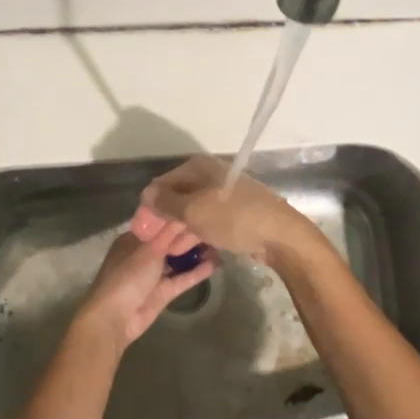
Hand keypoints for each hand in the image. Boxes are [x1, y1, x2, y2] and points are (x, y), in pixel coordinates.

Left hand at [73, 218, 216, 352]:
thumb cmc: (127, 276)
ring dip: (195, 253)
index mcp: (132, 240)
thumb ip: (169, 232)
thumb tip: (185, 211)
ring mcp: (154, 275)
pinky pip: (183, 278)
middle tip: (212, 223)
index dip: (175, 215)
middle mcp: (143, 255)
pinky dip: (197, 271)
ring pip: (178, 260)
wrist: (115, 318)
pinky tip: (215, 263)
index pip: (156, 224)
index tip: (195, 206)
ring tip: (218, 242)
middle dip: (188, 234)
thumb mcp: (149, 250)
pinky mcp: (164, 292)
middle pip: (169, 241)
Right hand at [138, 156, 322, 264]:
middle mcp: (212, 177)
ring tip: (162, 251)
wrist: (280, 235)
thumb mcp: (194, 210)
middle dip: (163, 219)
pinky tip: (182, 251)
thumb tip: (146, 194)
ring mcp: (225, 196)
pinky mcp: (235, 215)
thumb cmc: (234, 218)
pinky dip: (194, 233)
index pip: (165, 182)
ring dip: (177, 229)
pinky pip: (207, 222)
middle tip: (149, 241)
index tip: (139, 227)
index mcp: (201, 168)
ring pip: (193, 211)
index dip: (150, 205)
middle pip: (179, 196)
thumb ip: (167, 203)